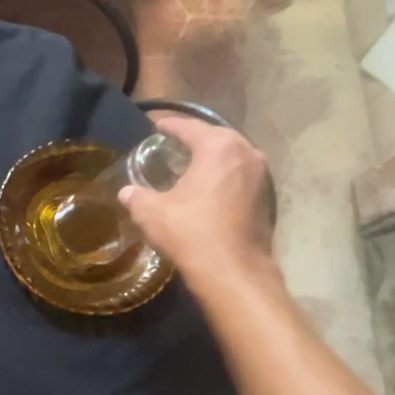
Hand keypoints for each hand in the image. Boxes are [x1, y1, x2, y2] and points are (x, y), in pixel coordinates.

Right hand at [117, 116, 272, 290]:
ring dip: (214, 156)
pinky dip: (225, 174)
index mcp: (218, 148)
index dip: (171, 126)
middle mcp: (246, 152)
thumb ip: (137, 197)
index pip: (191, 127)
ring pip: (234, 154)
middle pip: (217, 136)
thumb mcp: (152, 213)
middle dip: (196, 138)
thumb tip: (126, 191)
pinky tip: (210, 187)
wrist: (232, 268)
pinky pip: (242, 174)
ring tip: (193, 164)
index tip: (157, 126)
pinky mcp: (267, 195)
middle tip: (176, 144)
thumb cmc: (191, 232)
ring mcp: (261, 174)